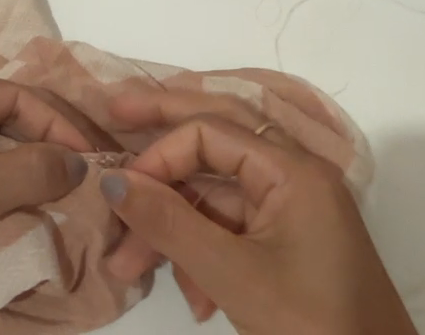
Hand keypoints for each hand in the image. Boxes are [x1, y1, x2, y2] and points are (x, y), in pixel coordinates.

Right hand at [100, 90, 414, 334]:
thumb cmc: (315, 330)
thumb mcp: (233, 277)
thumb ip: (169, 223)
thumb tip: (108, 179)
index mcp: (293, 170)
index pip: (209, 131)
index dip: (160, 155)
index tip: (121, 193)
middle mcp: (294, 176)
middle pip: (217, 133)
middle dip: (164, 135)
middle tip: (113, 111)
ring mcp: (292, 210)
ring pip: (215, 191)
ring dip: (173, 223)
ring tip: (130, 264)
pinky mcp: (288, 243)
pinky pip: (230, 226)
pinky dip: (200, 250)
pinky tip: (190, 295)